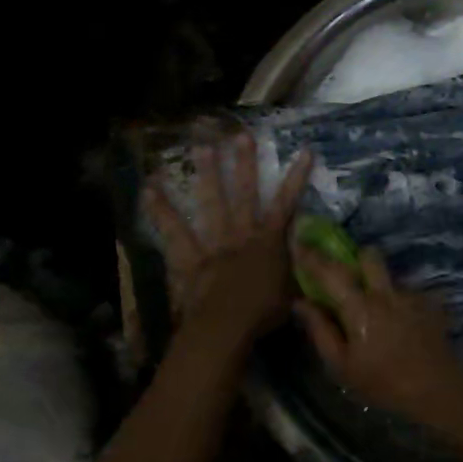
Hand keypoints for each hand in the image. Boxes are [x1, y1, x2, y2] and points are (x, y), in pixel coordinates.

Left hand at [144, 133, 314, 346]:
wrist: (227, 326)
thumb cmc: (265, 313)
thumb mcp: (293, 292)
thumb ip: (299, 271)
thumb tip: (314, 260)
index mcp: (270, 243)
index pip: (287, 204)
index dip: (296, 178)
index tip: (305, 151)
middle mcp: (242, 235)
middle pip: (244, 194)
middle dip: (244, 164)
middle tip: (240, 135)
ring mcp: (213, 244)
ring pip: (211, 204)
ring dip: (207, 175)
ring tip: (201, 148)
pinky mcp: (189, 258)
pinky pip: (173, 231)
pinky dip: (160, 210)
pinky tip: (149, 188)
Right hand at [289, 246, 462, 416]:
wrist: (435, 390)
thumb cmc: (382, 382)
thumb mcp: (341, 365)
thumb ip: (320, 330)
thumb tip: (301, 303)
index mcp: (360, 307)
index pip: (330, 272)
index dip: (312, 256)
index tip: (299, 242)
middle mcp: (386, 293)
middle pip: (370, 256)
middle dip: (357, 258)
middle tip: (350, 277)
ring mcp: (411, 296)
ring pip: (391, 277)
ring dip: (381, 286)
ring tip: (382, 316)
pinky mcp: (431, 305)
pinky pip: (410, 294)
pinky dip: (401, 304)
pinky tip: (403, 327)